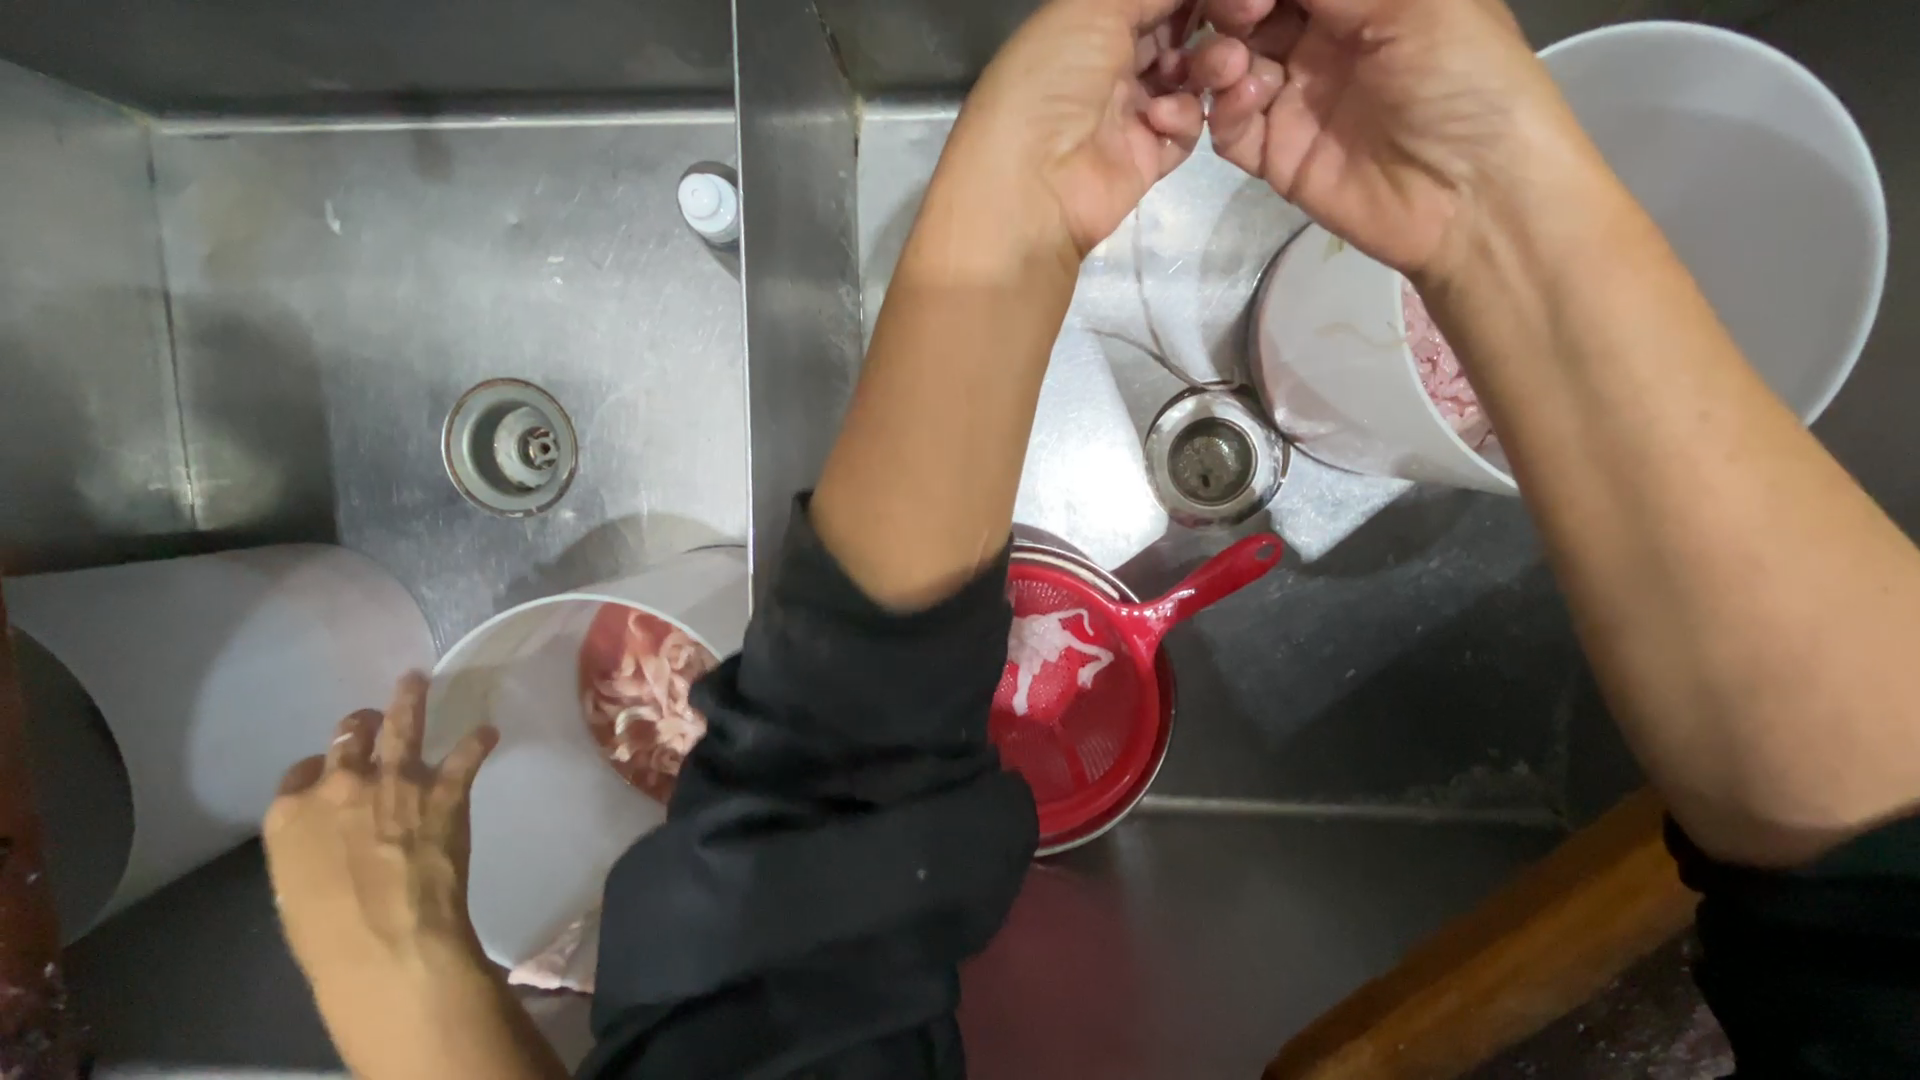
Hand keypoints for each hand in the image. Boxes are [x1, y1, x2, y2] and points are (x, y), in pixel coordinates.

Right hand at [264, 674, 497, 991]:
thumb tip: (332, 840)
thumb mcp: (297, 887)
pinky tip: (488, 731)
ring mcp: (397, 781)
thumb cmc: (330, 932)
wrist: (387, 939)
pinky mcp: (445, 788)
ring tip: (417, 679)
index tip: (327, 771)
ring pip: (402, 725)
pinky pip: (466, 753)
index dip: (317, 771)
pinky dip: (478, 741)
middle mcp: (342, 784)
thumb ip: (313, 848)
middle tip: (371, 717)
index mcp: (292, 813)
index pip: (302, 773)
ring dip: (410, 699)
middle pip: (349, 738)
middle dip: (360, 724)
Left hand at [945, 0, 1206, 257]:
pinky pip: (1182, 130)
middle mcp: (1107, 67)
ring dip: (1208, 66)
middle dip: (1211, 22)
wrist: (1033, 186)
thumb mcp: (1093, 6)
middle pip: (1176, 34)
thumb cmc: (1052, 81)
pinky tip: (1160, 121)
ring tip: (1218, 68)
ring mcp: (1125, 116)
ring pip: (1188, 79)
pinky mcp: (1143, 160)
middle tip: (1241, 19)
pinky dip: (1183, 118)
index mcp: (1086, 25)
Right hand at [1189, 0, 1582, 276]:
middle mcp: (1321, 41)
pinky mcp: (1277, 156)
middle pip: (1248, 15)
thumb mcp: (1410, 3)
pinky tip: (1244, 104)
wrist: (1471, 194)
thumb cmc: (1463, 79)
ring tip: (1231, 68)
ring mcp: (1295, 100)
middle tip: (1241, 19)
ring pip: (1230, 68)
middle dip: (1229, 10)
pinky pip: (1231, 130)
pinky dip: (1225, 113)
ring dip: (1218, 59)